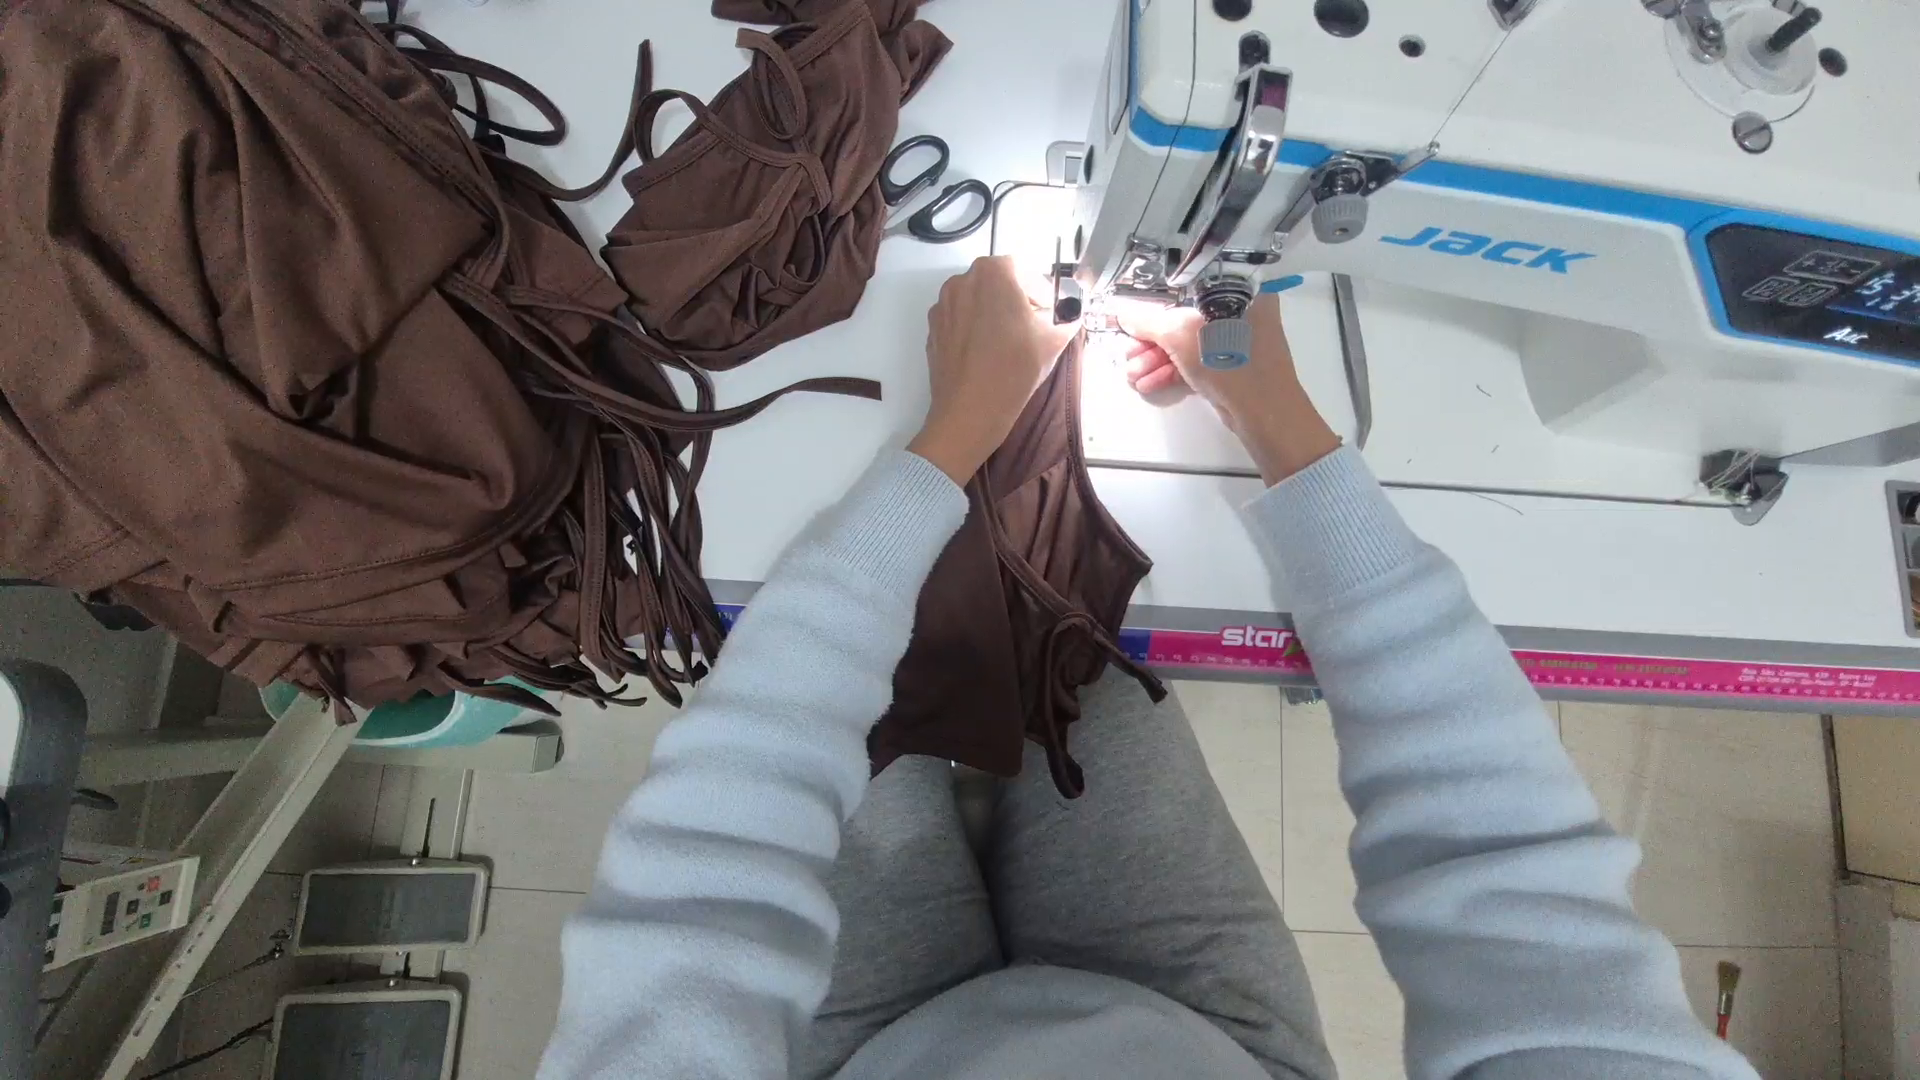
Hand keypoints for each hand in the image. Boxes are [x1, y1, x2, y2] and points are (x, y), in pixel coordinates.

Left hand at [908, 256, 1079, 483]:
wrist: (969, 413)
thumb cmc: (1013, 370)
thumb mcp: (1053, 341)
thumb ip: (1066, 318)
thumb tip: (1069, 315)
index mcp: (993, 272)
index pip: (1026, 273)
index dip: (1042, 294)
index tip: (1051, 315)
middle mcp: (961, 281)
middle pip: (998, 285)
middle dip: (1017, 303)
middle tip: (1032, 330)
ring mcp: (942, 307)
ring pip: (977, 304)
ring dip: (994, 316)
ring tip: (1008, 346)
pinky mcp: (933, 331)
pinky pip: (960, 323)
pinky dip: (973, 332)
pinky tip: (986, 357)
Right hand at [1117, 295, 1340, 484]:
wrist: (1262, 411)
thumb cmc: (1228, 361)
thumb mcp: (1182, 335)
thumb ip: (1150, 322)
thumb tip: (1125, 314)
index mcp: (1241, 292)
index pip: (1190, 292)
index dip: (1158, 308)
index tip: (1134, 325)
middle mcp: (1242, 313)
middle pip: (1185, 322)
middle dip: (1151, 344)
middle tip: (1128, 356)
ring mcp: (1237, 343)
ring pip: (1188, 346)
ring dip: (1156, 361)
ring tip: (1132, 376)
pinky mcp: (1231, 369)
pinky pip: (1196, 363)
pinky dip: (1173, 372)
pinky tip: (1147, 384)